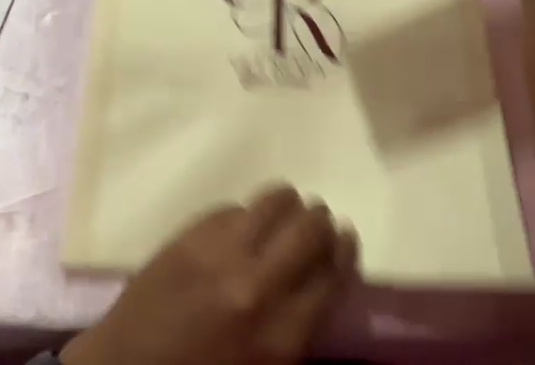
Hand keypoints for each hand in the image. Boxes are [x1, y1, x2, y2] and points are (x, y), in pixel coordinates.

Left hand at [61, 186, 358, 364]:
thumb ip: (300, 324)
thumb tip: (323, 277)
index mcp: (282, 334)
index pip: (334, 273)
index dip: (345, 250)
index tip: (345, 239)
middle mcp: (257, 286)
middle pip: (311, 229)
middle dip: (321, 223)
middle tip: (317, 225)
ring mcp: (220, 254)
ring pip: (274, 201)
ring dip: (287, 204)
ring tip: (285, 212)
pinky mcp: (188, 235)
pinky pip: (232, 207)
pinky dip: (245, 214)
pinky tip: (243, 226)